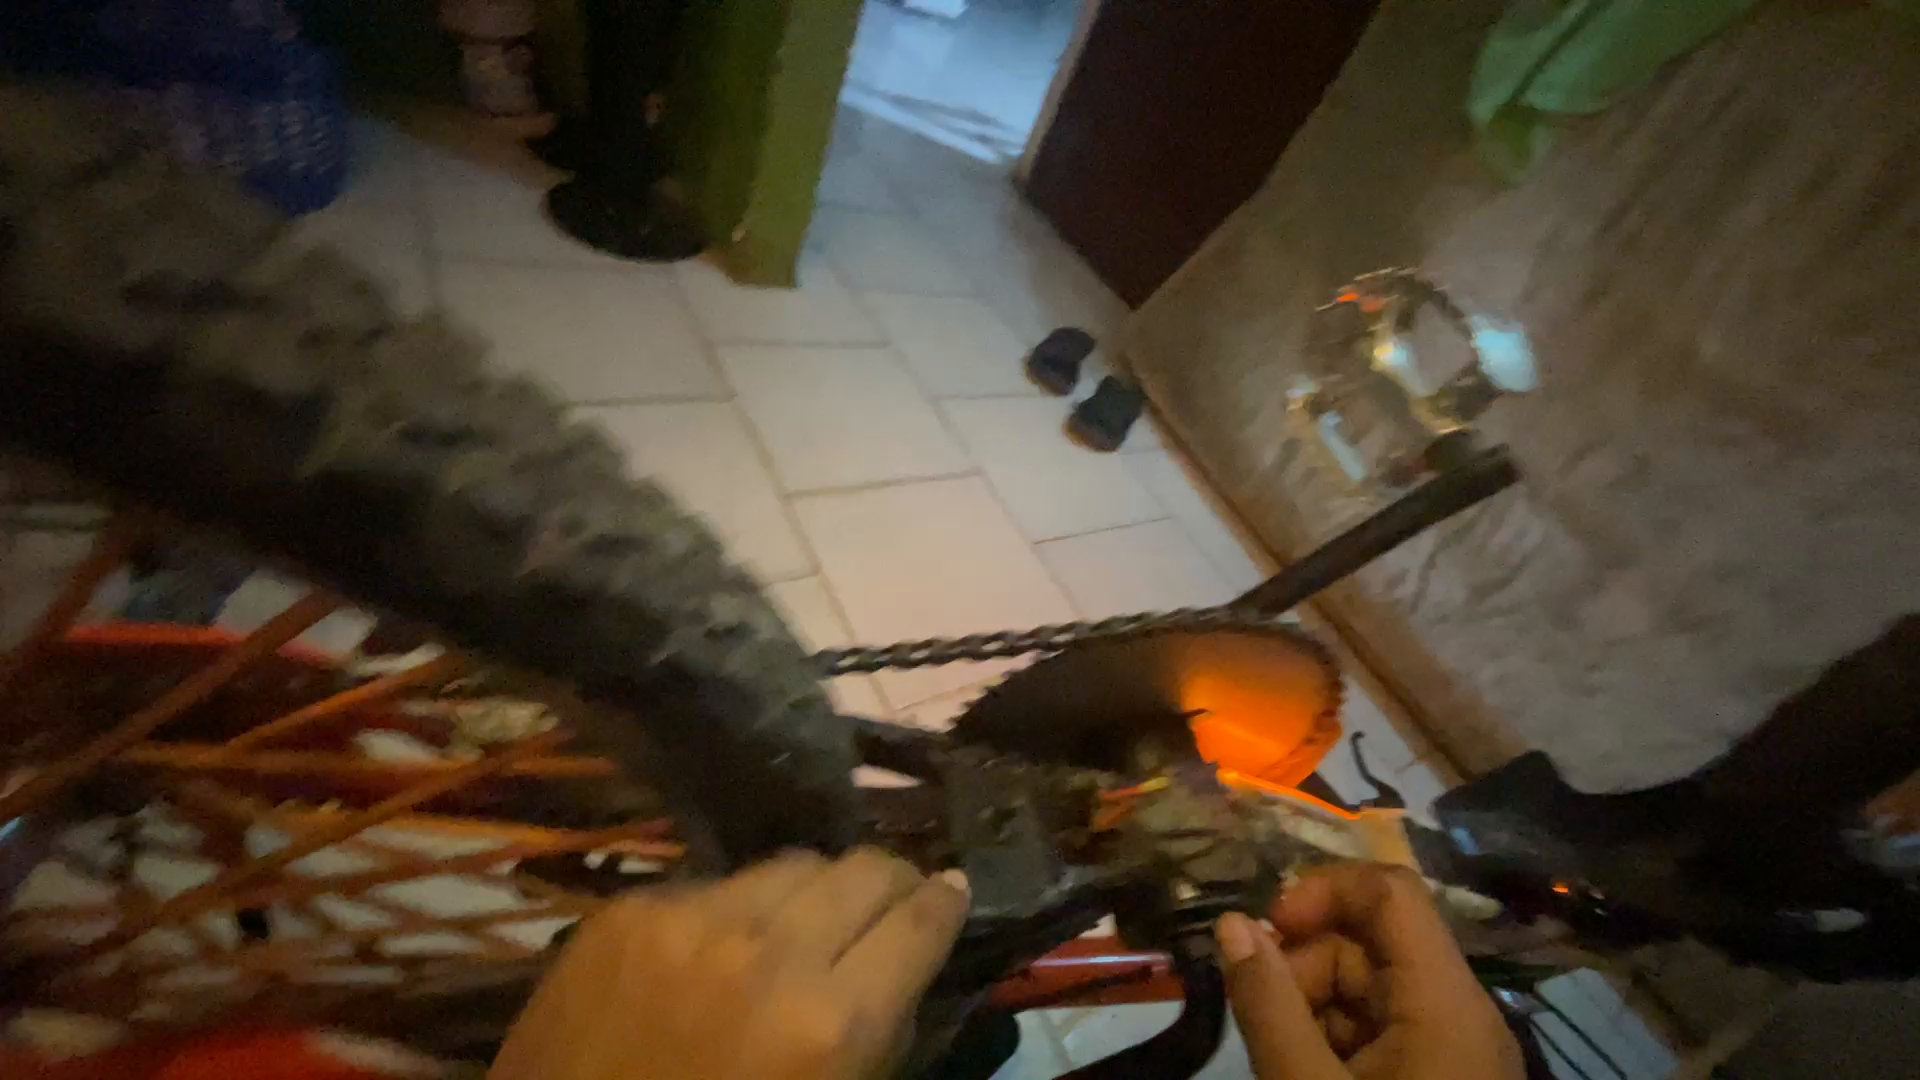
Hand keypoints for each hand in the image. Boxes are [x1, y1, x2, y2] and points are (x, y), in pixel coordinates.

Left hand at [489, 849, 970, 1079]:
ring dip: (815, 890)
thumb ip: (877, 1032)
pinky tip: (717, 948)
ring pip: (795, 862)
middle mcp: (768, 952)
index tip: (952, 888)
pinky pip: (718, 882)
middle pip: (864, 868)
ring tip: (804, 920)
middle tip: (890, 899)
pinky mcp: (632, 908)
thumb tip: (910, 956)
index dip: (945, 900)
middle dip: (890, 882)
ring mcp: (692, 918)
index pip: (917, 922)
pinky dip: (737, 909)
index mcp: (827, 1026)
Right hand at [1214, 862, 1522, 1079]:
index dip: (1322, 890)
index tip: (1268, 929)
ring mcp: (1452, 1047)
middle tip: (1263, 1013)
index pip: (1389, 891)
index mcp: (1445, 1003)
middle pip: (1367, 938)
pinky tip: (1309, 1073)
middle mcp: (1457, 1012)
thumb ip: (1265, 1002)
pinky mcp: (1440, 1076)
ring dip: (1310, 1003)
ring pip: (1364, 983)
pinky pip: (1376, 1024)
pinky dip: (1331, 1035)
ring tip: (1285, 1059)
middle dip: (1303, 962)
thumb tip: (1229, 923)